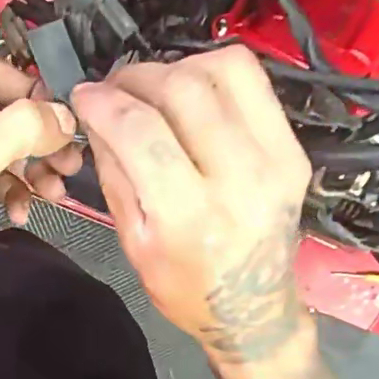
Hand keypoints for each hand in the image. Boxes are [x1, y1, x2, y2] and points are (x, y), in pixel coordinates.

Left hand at [0, 57, 83, 295]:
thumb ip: (24, 129)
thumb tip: (66, 116)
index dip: (36, 97)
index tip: (70, 126)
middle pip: (0, 115)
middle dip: (37, 143)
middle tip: (70, 165)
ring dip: (28, 171)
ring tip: (53, 194)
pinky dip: (6, 191)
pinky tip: (20, 212)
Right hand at [71, 47, 314, 366]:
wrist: (254, 311)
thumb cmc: (187, 289)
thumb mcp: (134, 245)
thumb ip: (114, 174)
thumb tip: (98, 115)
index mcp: (190, 218)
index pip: (141, 131)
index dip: (103, 102)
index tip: (84, 96)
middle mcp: (240, 182)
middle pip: (182, 90)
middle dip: (135, 77)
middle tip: (114, 88)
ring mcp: (276, 161)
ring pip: (224, 70)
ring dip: (177, 68)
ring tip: (154, 89)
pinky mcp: (293, 151)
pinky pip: (253, 82)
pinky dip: (213, 74)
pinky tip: (192, 95)